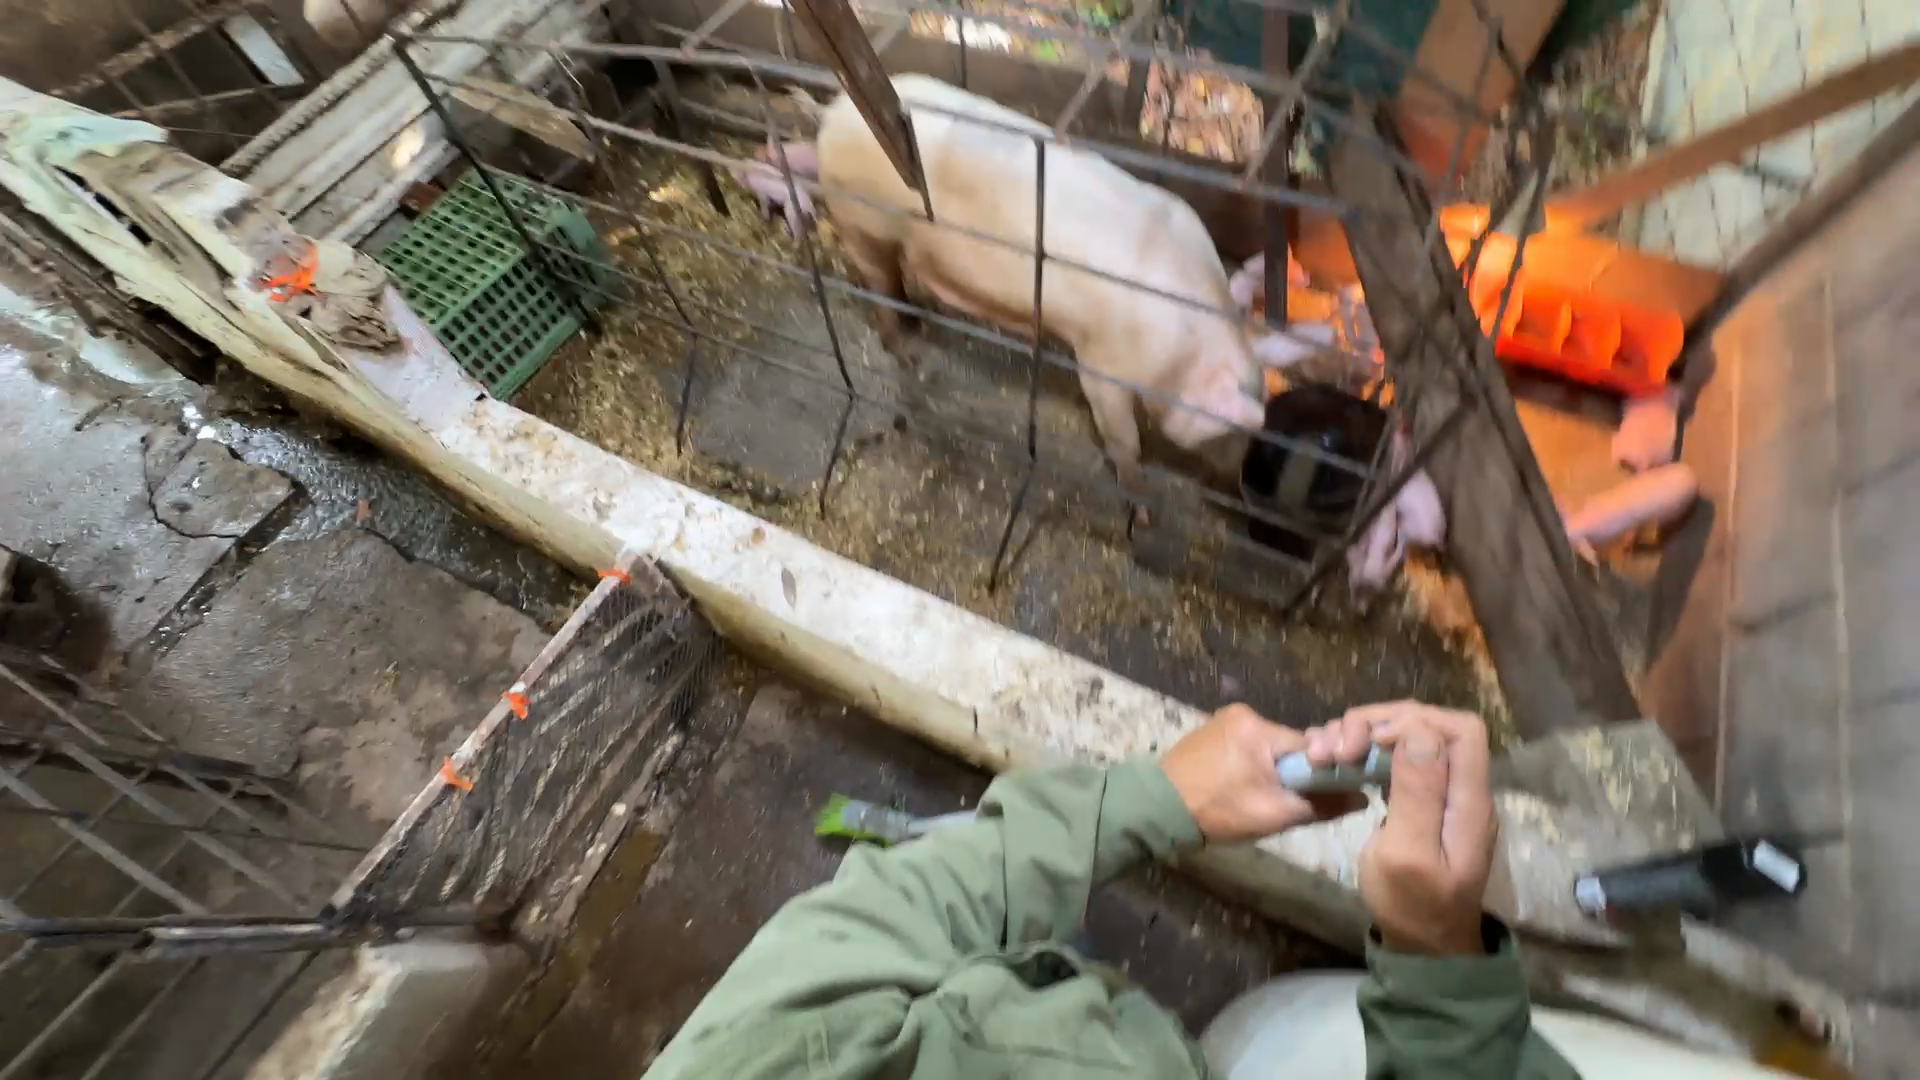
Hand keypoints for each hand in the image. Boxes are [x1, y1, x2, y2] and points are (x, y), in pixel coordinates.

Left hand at [1160, 705, 1368, 843]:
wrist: (1159, 807)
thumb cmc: (1217, 809)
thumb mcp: (1275, 813)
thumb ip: (1322, 804)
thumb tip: (1361, 797)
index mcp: (1256, 726)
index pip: (1311, 746)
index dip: (1325, 772)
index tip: (1331, 795)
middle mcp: (1242, 714)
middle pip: (1290, 746)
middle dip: (1296, 774)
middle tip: (1291, 803)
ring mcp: (1224, 721)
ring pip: (1270, 750)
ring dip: (1275, 772)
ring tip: (1265, 799)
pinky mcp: (1212, 733)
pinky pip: (1249, 749)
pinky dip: (1254, 768)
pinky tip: (1246, 789)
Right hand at [1346, 701, 1496, 955]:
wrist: (1423, 943)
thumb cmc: (1412, 901)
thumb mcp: (1407, 852)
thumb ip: (1416, 791)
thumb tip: (1418, 730)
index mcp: (1468, 799)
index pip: (1461, 729)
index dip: (1414, 721)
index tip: (1372, 742)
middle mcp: (1461, 788)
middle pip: (1430, 724)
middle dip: (1380, 722)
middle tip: (1340, 748)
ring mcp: (1442, 792)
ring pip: (1410, 734)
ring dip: (1366, 734)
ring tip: (1331, 755)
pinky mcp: (1422, 798)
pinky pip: (1398, 755)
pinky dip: (1367, 750)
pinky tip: (1343, 764)